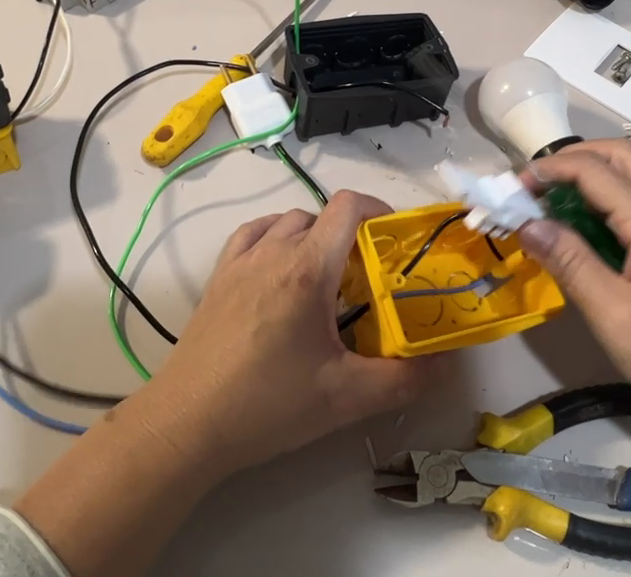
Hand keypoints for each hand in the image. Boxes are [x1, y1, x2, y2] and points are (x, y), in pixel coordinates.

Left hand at [128, 190, 439, 476]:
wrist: (188, 423)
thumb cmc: (268, 405)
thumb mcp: (345, 398)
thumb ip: (403, 379)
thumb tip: (443, 364)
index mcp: (306, 269)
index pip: (346, 207)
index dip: (377, 209)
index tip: (393, 239)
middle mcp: (271, 252)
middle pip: (319, 216)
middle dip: (348, 234)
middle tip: (365, 275)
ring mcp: (239, 262)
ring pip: (284, 222)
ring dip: (311, 236)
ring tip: (325, 277)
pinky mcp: (217, 278)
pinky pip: (252, 236)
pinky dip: (274, 238)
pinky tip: (280, 270)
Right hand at [516, 140, 630, 428]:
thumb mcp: (615, 317)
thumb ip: (571, 263)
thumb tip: (528, 223)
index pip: (593, 169)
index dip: (549, 169)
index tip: (514, 191)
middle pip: (620, 156)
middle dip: (572, 160)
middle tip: (536, 189)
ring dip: (593, 178)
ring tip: (556, 211)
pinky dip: (611, 201)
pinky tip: (594, 239)